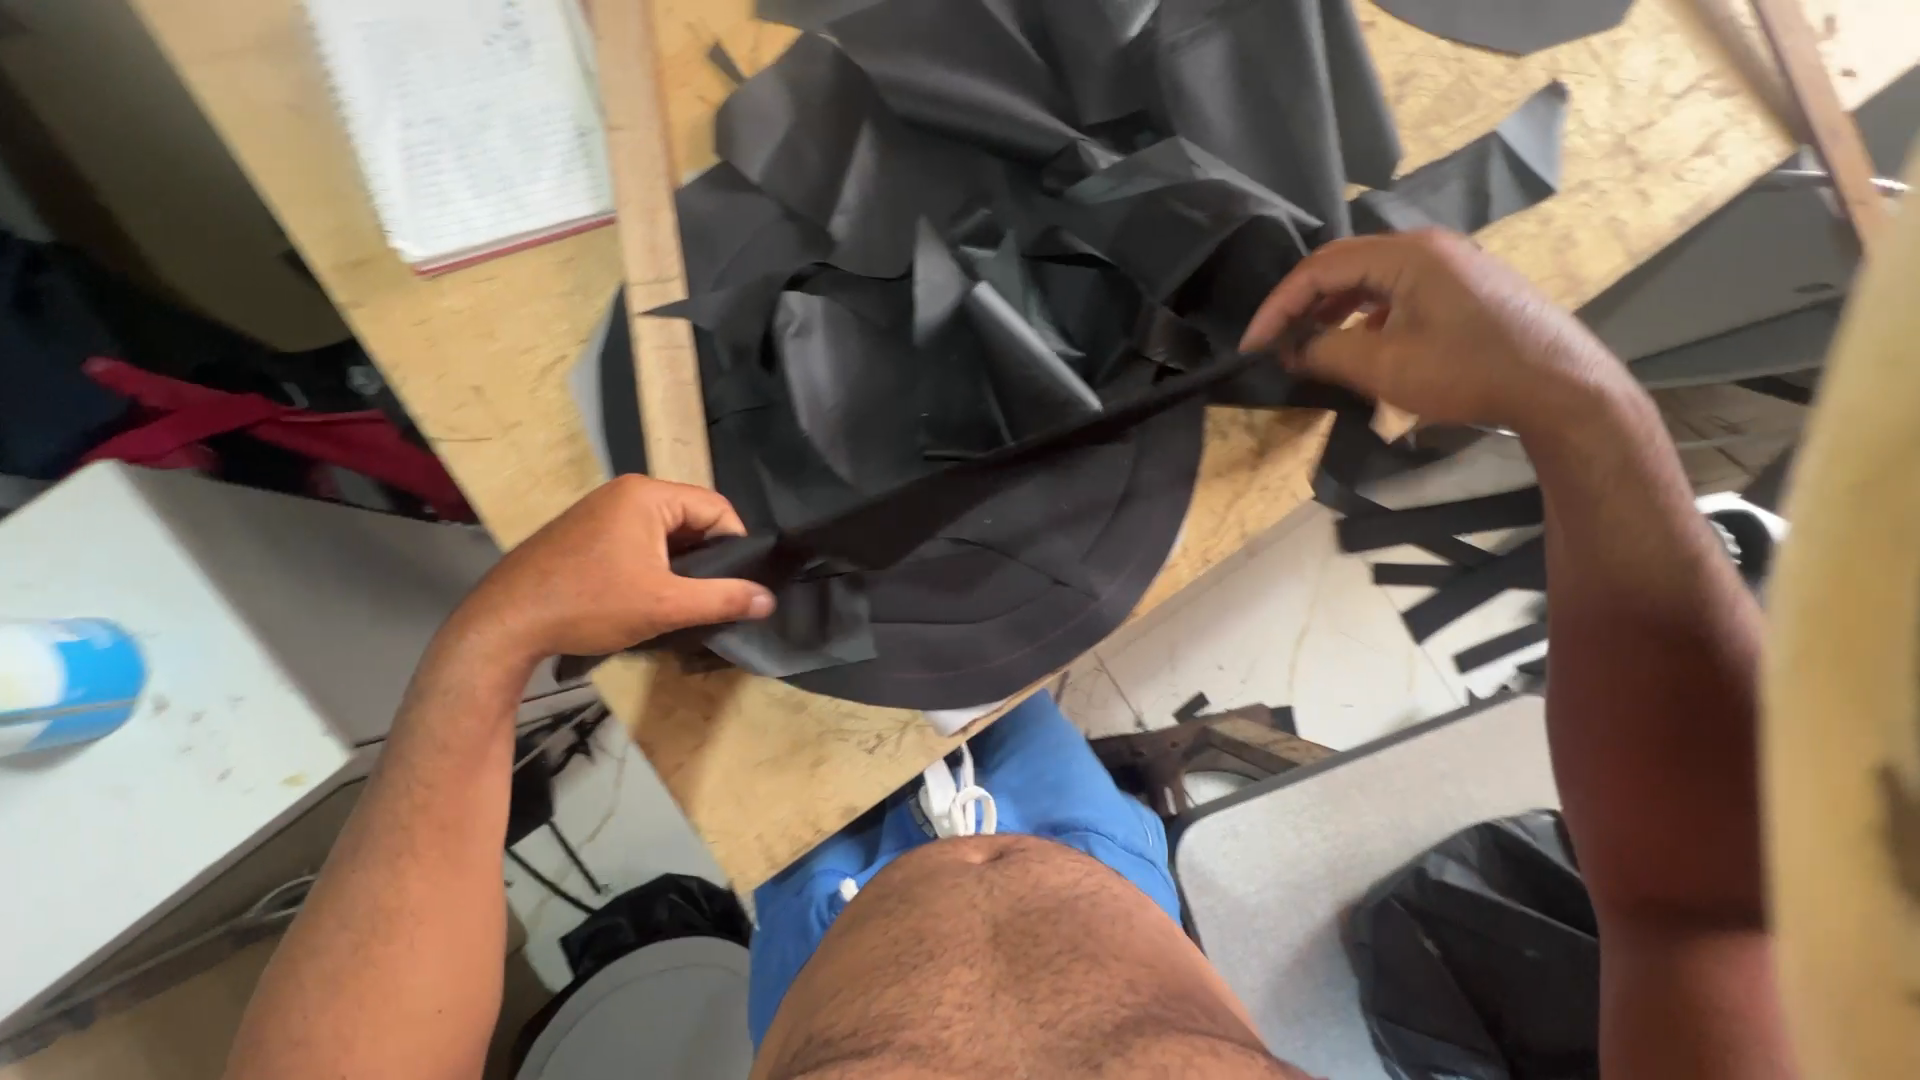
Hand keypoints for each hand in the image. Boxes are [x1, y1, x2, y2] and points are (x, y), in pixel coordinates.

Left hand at [448, 475, 774, 663]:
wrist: (505, 623)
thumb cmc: (589, 604)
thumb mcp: (666, 605)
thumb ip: (724, 599)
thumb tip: (770, 600)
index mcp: (647, 494)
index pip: (717, 509)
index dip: (736, 546)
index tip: (738, 585)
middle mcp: (625, 492)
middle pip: (692, 519)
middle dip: (707, 558)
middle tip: (711, 597)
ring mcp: (601, 511)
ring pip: (666, 534)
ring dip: (680, 565)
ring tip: (682, 601)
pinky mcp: (586, 533)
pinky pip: (639, 541)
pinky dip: (653, 566)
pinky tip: (648, 597)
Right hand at [1239, 229, 1637, 436]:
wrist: (1560, 386)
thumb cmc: (1468, 372)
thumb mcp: (1384, 366)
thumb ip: (1326, 352)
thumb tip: (1290, 350)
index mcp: (1406, 254)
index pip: (1320, 268)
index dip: (1278, 306)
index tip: (1252, 344)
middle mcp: (1426, 247)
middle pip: (1342, 266)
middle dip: (1300, 305)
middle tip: (1272, 341)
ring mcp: (1448, 265)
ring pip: (1368, 279)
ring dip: (1330, 310)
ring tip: (1306, 345)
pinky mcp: (1461, 288)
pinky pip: (1395, 292)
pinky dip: (1362, 315)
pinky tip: (1356, 344)